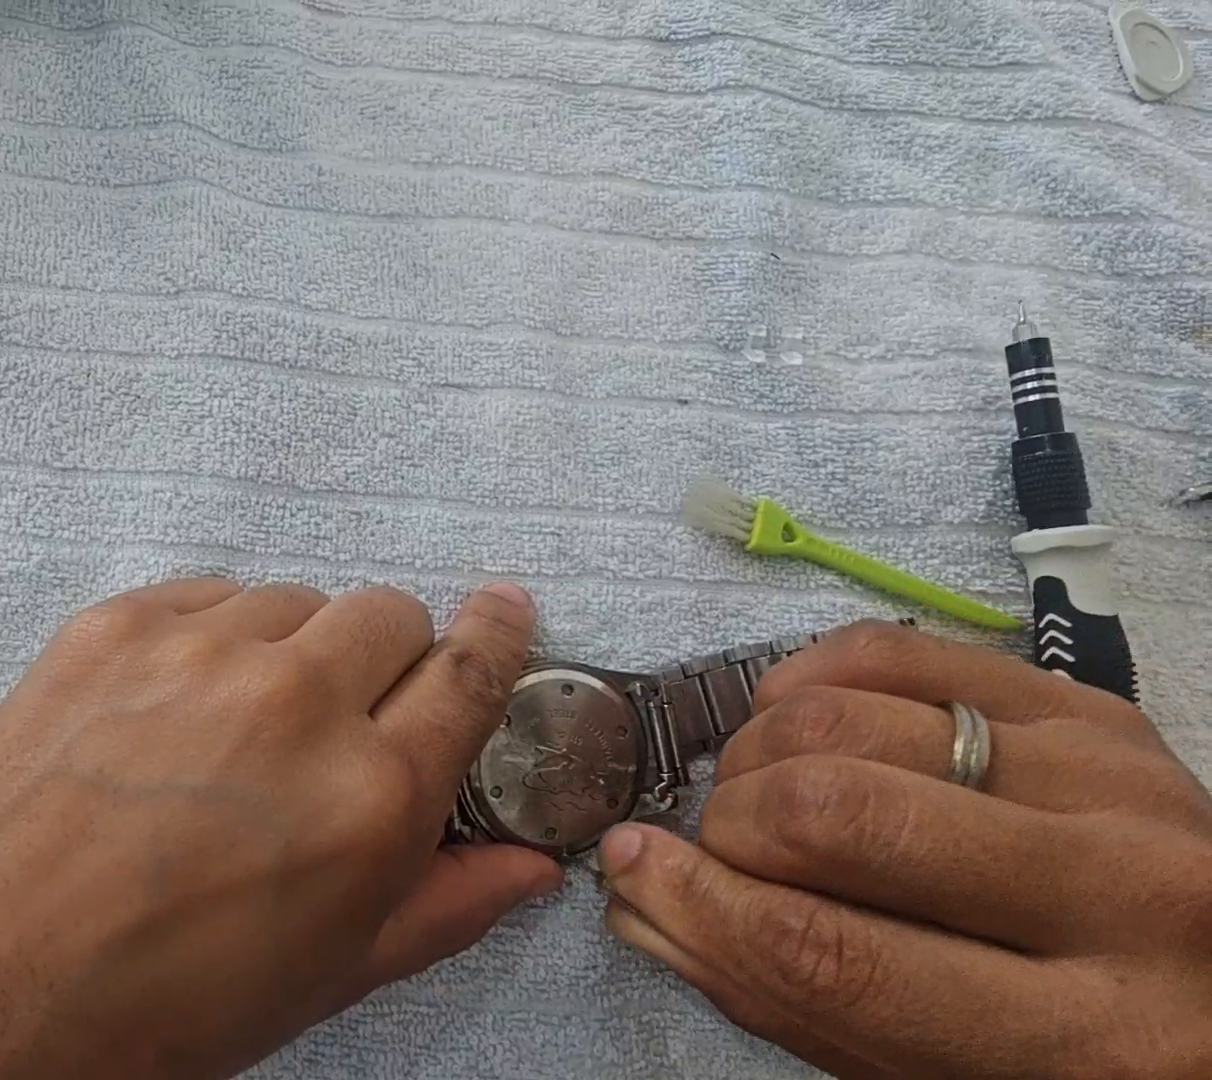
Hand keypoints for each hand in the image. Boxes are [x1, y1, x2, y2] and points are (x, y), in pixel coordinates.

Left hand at [0, 578, 560, 1079]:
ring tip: (235, 715)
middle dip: (383, 653)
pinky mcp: (122, 621)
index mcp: (369, 794)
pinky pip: (208, 592)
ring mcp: (203, 647)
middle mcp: (296, 700)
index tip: (505, 606)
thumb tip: (537, 861)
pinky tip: (173, 697)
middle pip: (387, 611)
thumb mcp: (328, 973)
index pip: (468, 673)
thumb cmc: (168, 996)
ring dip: (290, 644)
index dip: (496, 634)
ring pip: (294, 598)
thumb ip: (445, 903)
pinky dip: (214, 632)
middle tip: (336, 708)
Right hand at [597, 621, 1211, 1078]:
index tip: (631, 865)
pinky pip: (880, 650)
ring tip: (763, 789)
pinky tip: (793, 722)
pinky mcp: (1079, 699)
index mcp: (1096, 1045)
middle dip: (728, 825)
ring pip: (838, 722)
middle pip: (830, 813)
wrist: (1209, 967)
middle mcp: (1129, 895)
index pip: (831, 953)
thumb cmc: (1057, 1044)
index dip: (699, 903)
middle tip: (724, 843)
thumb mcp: (924, 1067)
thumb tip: (635, 893)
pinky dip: (795, 680)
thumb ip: (772, 990)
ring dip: (752, 755)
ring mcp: (1108, 776)